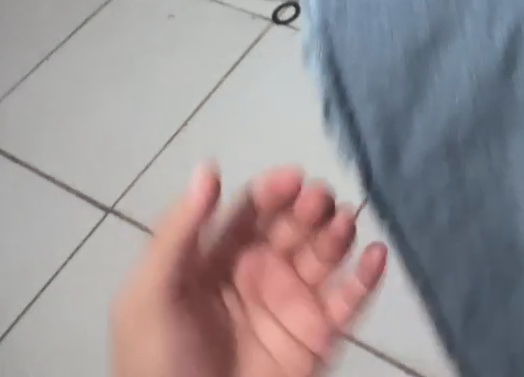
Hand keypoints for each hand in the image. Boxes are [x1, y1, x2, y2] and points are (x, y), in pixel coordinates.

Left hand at [110, 164, 386, 376]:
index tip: (291, 179)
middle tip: (318, 202)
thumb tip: (207, 167)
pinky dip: (368, 276)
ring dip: (339, 231)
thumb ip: (177, 233)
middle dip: (311, 204)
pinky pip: (351, 300)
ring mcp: (292, 303)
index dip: (273, 189)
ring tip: (343, 225)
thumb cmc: (158, 367)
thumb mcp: (148, 299)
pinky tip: (375, 255)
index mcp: (218, 260)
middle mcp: (260, 273)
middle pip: (295, 224)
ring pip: (327, 252)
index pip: (253, 210)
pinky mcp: (320, 336)